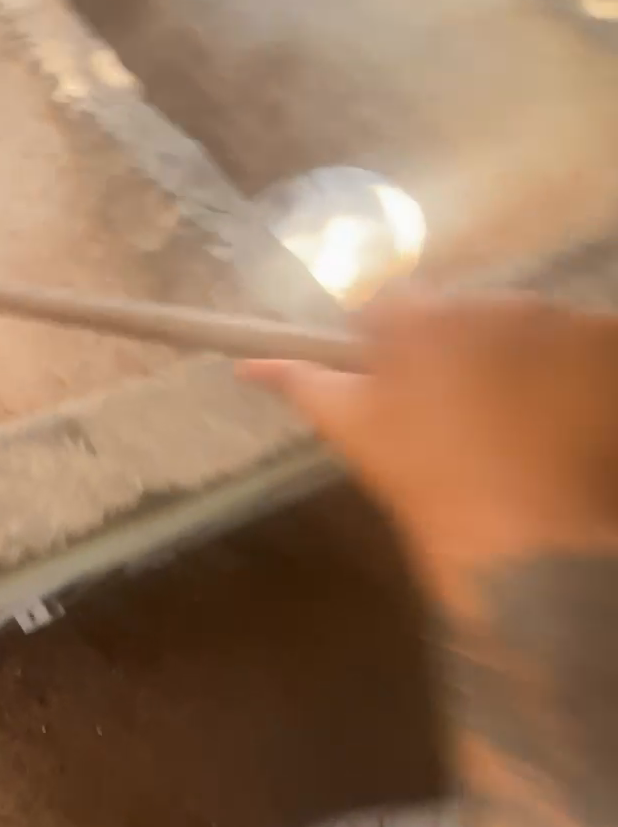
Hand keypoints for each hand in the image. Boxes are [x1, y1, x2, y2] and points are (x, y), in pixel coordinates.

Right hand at [244, 289, 617, 619]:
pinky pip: (575, 340)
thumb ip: (297, 382)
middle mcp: (501, 304)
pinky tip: (542, 409)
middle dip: (442, 343)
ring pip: (516, 325)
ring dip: (499, 352)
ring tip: (491, 409)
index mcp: (424, 319)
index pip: (388, 303)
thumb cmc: (417, 469)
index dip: (376, 336)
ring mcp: (570, 323)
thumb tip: (245, 364)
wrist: (522, 523)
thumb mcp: (346, 424)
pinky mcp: (615, 348)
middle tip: (431, 399)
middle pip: (456, 310)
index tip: (375, 374)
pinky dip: (557, 364)